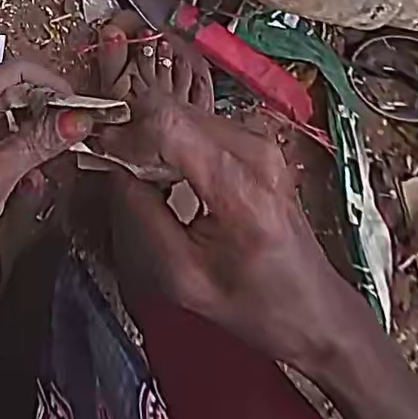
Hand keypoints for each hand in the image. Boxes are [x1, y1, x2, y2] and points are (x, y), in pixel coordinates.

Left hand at [0, 60, 93, 304]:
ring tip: (50, 169)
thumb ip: (39, 141)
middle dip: (46, 116)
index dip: (53, 85)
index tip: (82, 110)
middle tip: (75, 142)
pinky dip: (21, 154)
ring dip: (36, 140)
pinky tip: (31, 181)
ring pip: (13, 115)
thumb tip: (78, 118)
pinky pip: (2, 136)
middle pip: (15, 91)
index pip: (15, 70)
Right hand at [110, 96, 368, 371]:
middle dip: (132, 129)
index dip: (124, 130)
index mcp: (242, 190)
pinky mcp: (254, 137)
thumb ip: (141, 214)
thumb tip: (110, 163)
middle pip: (170, 109)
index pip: (169, 124)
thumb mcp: (185, 278)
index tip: (101, 151)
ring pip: (179, 109)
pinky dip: (168, 136)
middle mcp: (253, 150)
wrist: (317, 309)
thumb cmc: (256, 305)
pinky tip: (167, 171)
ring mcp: (257, 138)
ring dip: (148, 132)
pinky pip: (194, 119)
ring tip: (141, 172)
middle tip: (113, 161)